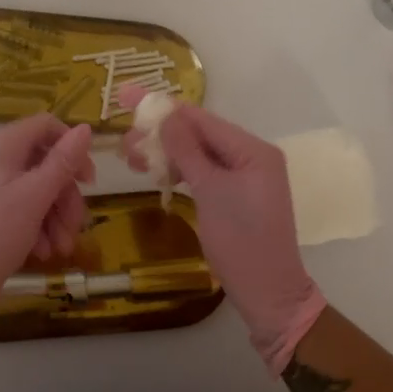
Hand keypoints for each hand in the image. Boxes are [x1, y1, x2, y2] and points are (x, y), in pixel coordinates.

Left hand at [0, 114, 95, 365]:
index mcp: (2, 147)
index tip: (89, 180)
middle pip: (46, 163)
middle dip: (65, 197)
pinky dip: (39, 228)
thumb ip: (62, 162)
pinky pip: (25, 208)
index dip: (71, 147)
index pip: (46, 126)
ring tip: (60, 249)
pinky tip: (42, 252)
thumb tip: (86, 128)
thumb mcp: (34, 198)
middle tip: (76, 227)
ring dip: (56, 217)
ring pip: (39, 189)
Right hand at [122, 98, 325, 372]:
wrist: (269, 295)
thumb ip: (186, 150)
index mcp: (252, 150)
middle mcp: (251, 156)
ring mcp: (244, 177)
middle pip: (198, 133)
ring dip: (165, 153)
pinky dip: (179, 170)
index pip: (201, 118)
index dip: (162, 108)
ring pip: (197, 153)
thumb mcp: (210, 192)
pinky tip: (154, 172)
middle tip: (123, 140)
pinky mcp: (235, 195)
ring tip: (129, 157)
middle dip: (160, 134)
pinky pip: (203, 172)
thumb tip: (165, 115)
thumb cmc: (241, 241)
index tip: (127, 96)